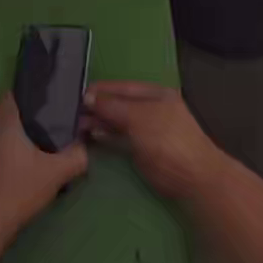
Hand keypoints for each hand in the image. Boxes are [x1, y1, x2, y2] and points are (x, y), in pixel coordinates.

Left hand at [0, 94, 88, 237]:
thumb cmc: (19, 190)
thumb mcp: (56, 173)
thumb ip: (76, 156)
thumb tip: (84, 146)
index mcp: (4, 123)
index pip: (12, 95)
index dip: (29, 92)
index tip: (48, 98)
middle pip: (1, 108)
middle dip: (20, 110)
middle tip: (44, 118)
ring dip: (10, 126)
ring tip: (35, 136)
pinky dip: (3, 142)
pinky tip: (21, 156)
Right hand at [83, 81, 227, 200]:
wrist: (190, 175)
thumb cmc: (167, 139)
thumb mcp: (139, 117)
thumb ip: (112, 106)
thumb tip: (88, 97)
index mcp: (155, 94)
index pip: (123, 87)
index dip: (102, 90)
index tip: (77, 93)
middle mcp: (150, 109)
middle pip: (119, 104)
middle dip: (97, 106)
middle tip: (72, 110)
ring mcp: (145, 130)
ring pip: (117, 122)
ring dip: (98, 122)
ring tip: (76, 123)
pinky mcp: (140, 149)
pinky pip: (119, 138)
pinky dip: (105, 136)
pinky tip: (91, 134)